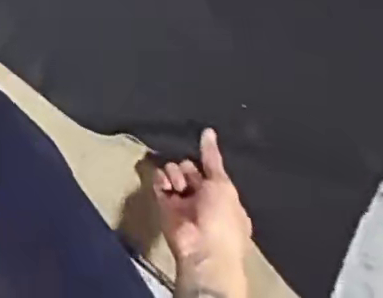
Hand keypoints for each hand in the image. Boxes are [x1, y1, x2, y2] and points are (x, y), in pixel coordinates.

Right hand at [154, 129, 251, 296]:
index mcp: (222, 197)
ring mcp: (182, 203)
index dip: (205, 162)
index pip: (210, 171)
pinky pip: (159, 184)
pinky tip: (166, 184)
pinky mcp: (164, 207)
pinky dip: (160, 180)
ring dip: (175, 174)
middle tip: (190, 179)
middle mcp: (202, 200)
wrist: (202, 252)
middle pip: (189, 169)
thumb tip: (208, 130)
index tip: (199, 148)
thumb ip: (212, 157)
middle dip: (187, 169)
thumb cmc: (222, 219)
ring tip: (178, 185)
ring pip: (174, 173)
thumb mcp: (223, 184)